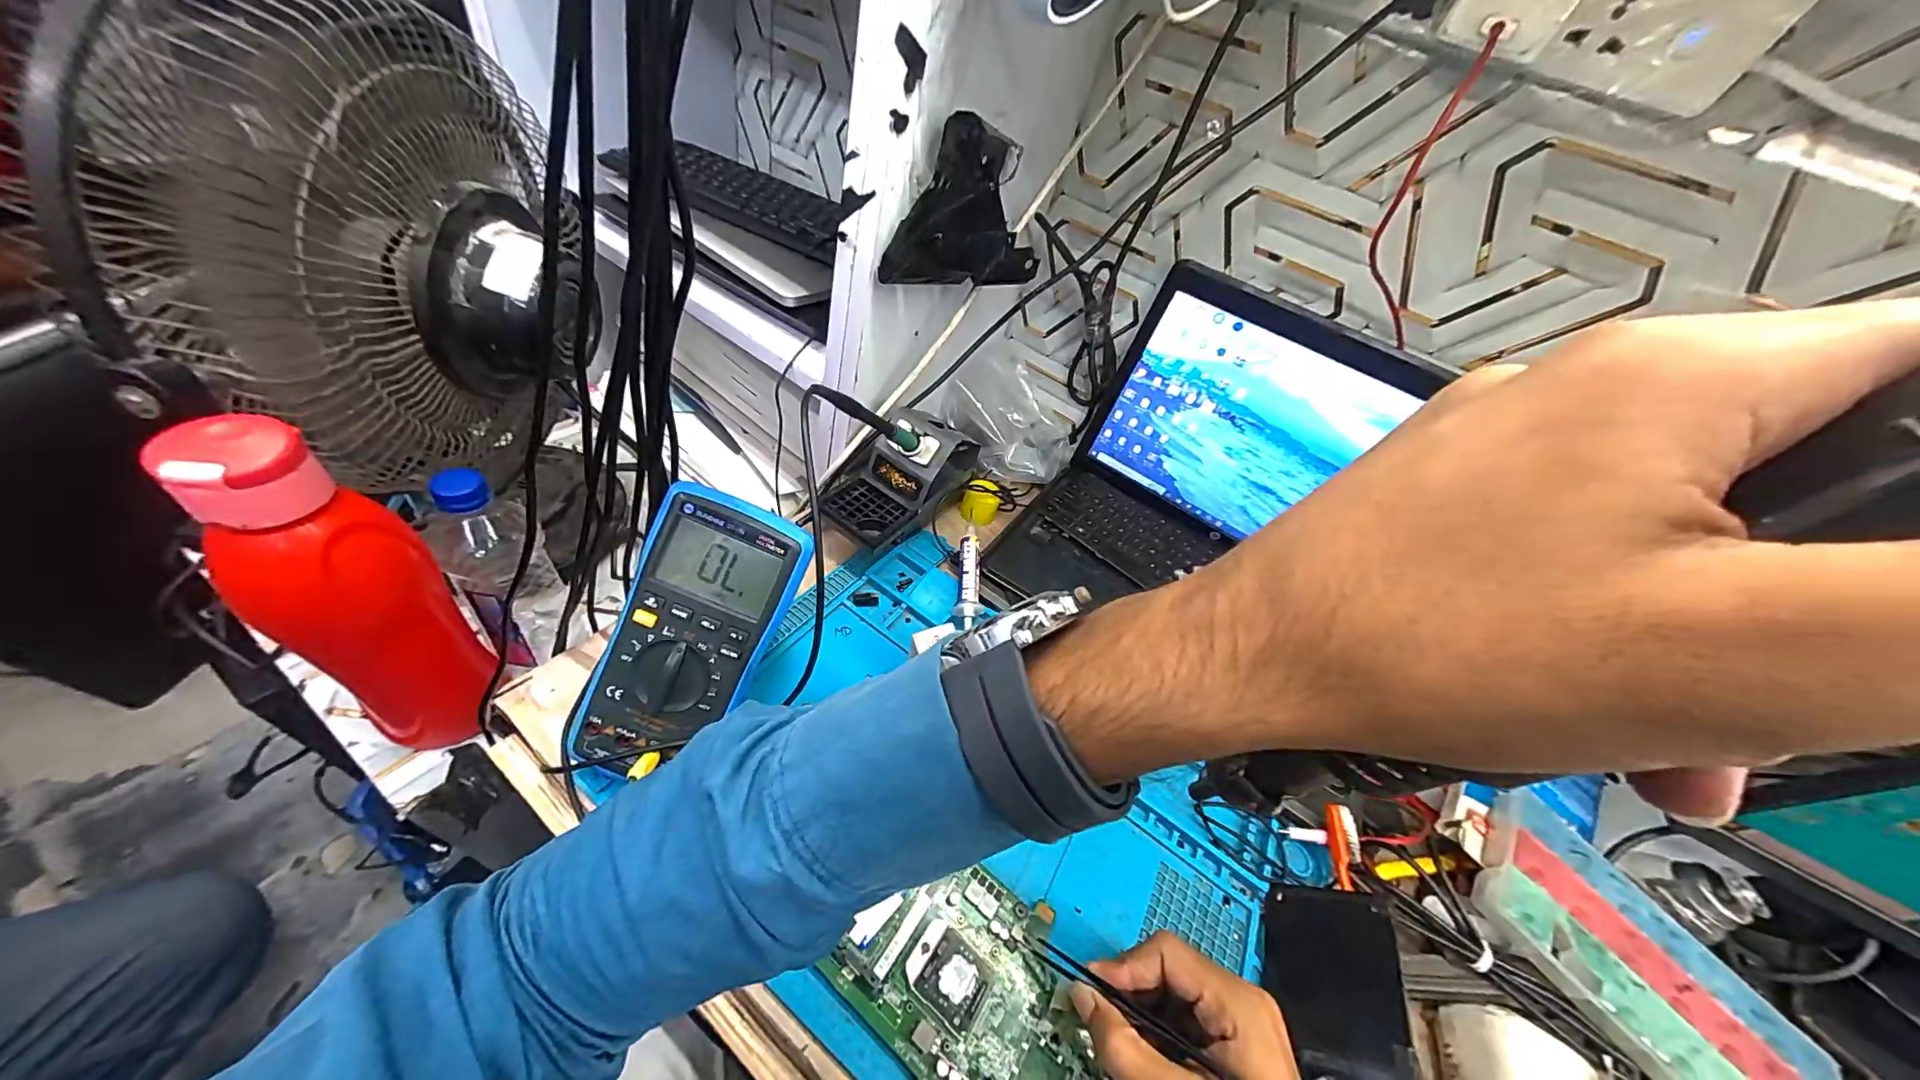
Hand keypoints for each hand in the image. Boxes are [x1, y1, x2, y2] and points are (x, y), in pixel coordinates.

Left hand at [1031, 302, 1919, 820]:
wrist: (1254, 658)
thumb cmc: (1449, 645)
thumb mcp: (1748, 643)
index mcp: (1672, 377)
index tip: (1893, 606)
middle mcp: (1573, 389)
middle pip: (1799, 470)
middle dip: (1825, 594)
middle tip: (1791, 697)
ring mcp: (1490, 447)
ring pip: (1681, 528)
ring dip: (1711, 638)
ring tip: (1680, 740)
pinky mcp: (1439, 502)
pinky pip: (1574, 549)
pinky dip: (1610, 629)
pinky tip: (1594, 717)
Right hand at [1070, 932, 1295, 1079]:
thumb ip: (1123, 1046)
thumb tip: (1082, 996)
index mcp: (1238, 1003)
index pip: (1164, 952)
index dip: (1122, 968)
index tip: (1087, 995)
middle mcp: (1243, 999)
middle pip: (1168, 970)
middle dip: (1128, 995)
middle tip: (1099, 1025)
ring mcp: (1244, 1020)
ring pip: (1173, 994)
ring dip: (1139, 1015)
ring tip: (1120, 1045)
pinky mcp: (1238, 1041)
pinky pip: (1187, 1017)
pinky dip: (1158, 1031)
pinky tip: (1145, 1057)